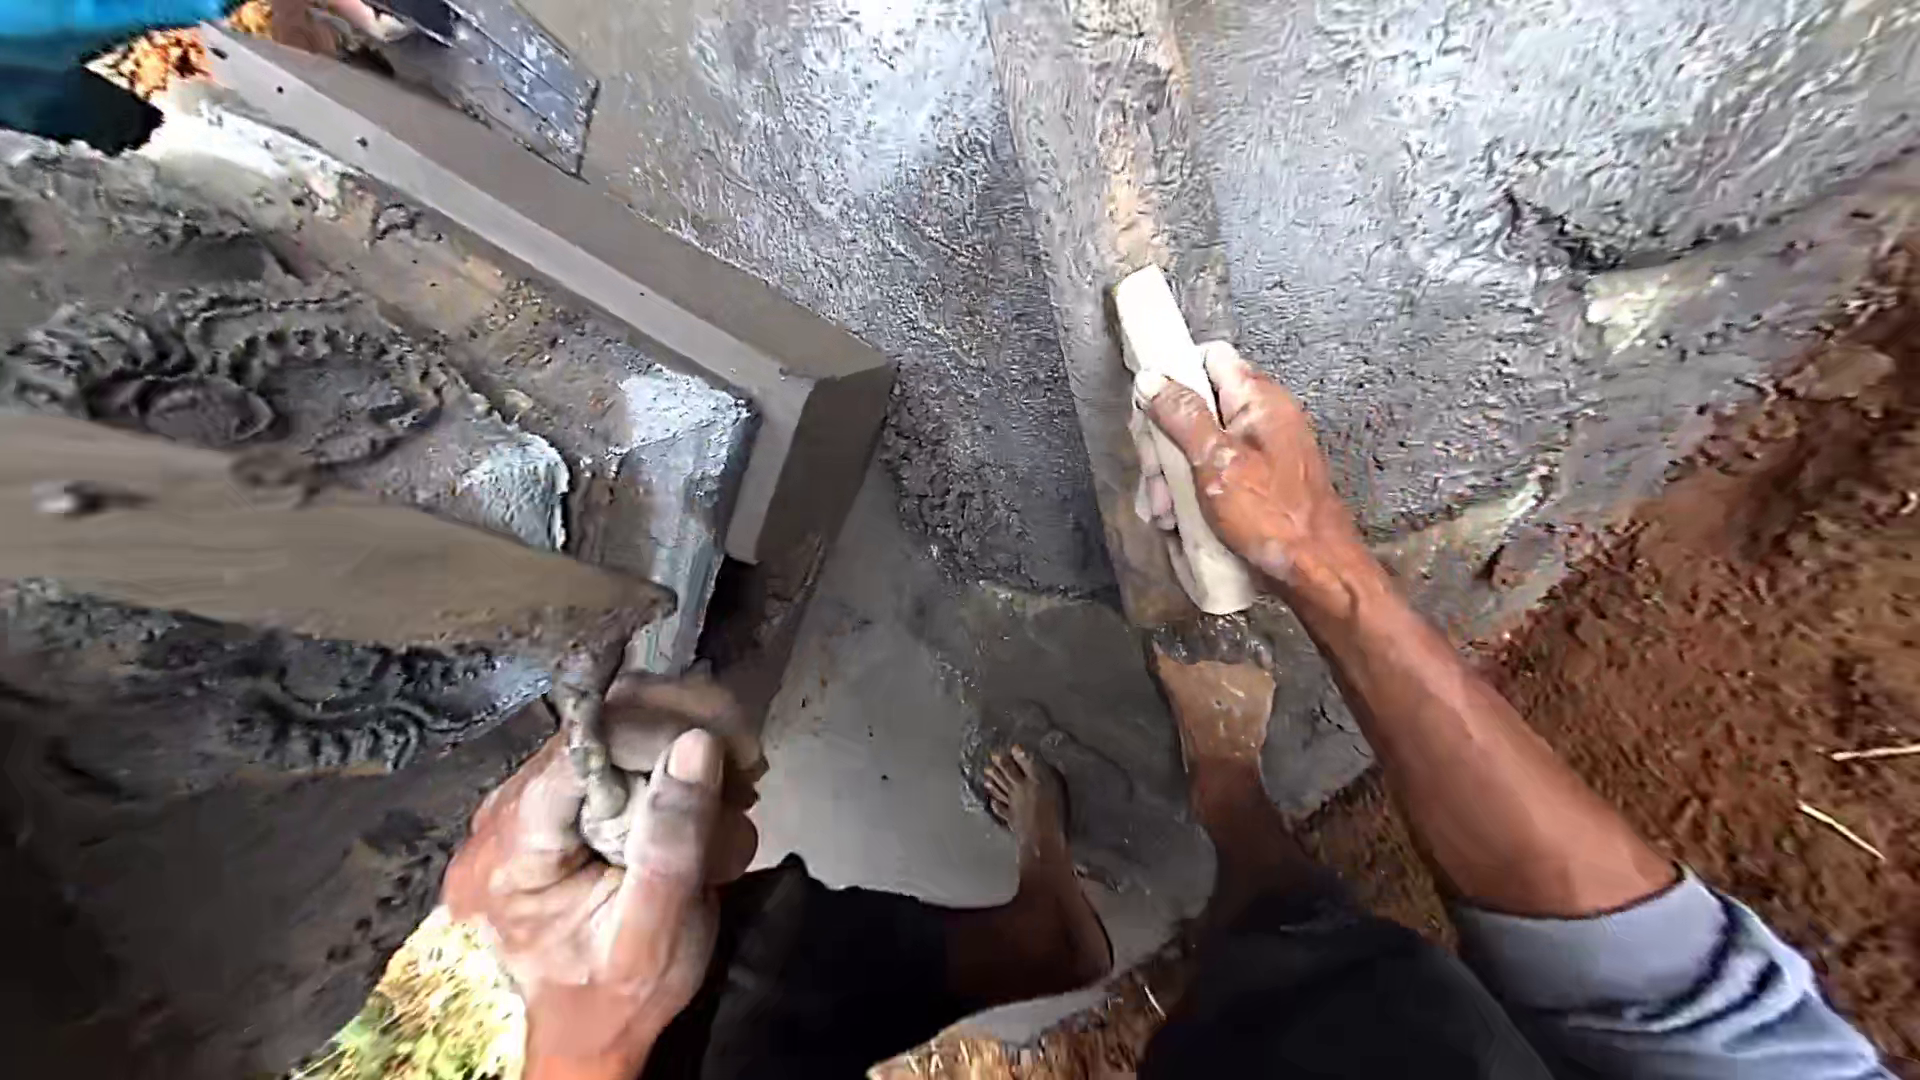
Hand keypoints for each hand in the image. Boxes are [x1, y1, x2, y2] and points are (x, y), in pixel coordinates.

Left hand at [443, 724, 753, 1079]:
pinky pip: (642, 725)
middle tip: (747, 769)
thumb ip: (673, 846)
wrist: (598, 1022)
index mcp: (511, 852)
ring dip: (703, 730)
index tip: (724, 759)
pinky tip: (719, 785)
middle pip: (612, 711)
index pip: (581, 746)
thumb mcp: (655, 937)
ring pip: (633, 705)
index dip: (658, 734)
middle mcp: (514, 804)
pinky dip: (695, 740)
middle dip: (695, 725)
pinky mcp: (579, 778)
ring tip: (739, 784)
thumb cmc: (620, 996)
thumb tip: (699, 742)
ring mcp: (546, 785)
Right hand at [1138, 343, 1364, 593]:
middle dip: (1162, 443)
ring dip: (1167, 478)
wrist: (1312, 573)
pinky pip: (1201, 473)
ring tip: (1164, 512)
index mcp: (1257, 400)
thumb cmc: (1270, 517)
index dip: (1175, 374)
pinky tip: (1174, 520)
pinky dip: (1182, 494)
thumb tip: (1149, 378)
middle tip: (1156, 477)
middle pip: (1190, 406)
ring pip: (1189, 445)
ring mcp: (1249, 451)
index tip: (1148, 409)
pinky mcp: (1243, 481)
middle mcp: (1254, 418)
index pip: (1210, 358)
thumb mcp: (1217, 463)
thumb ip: (1182, 416)